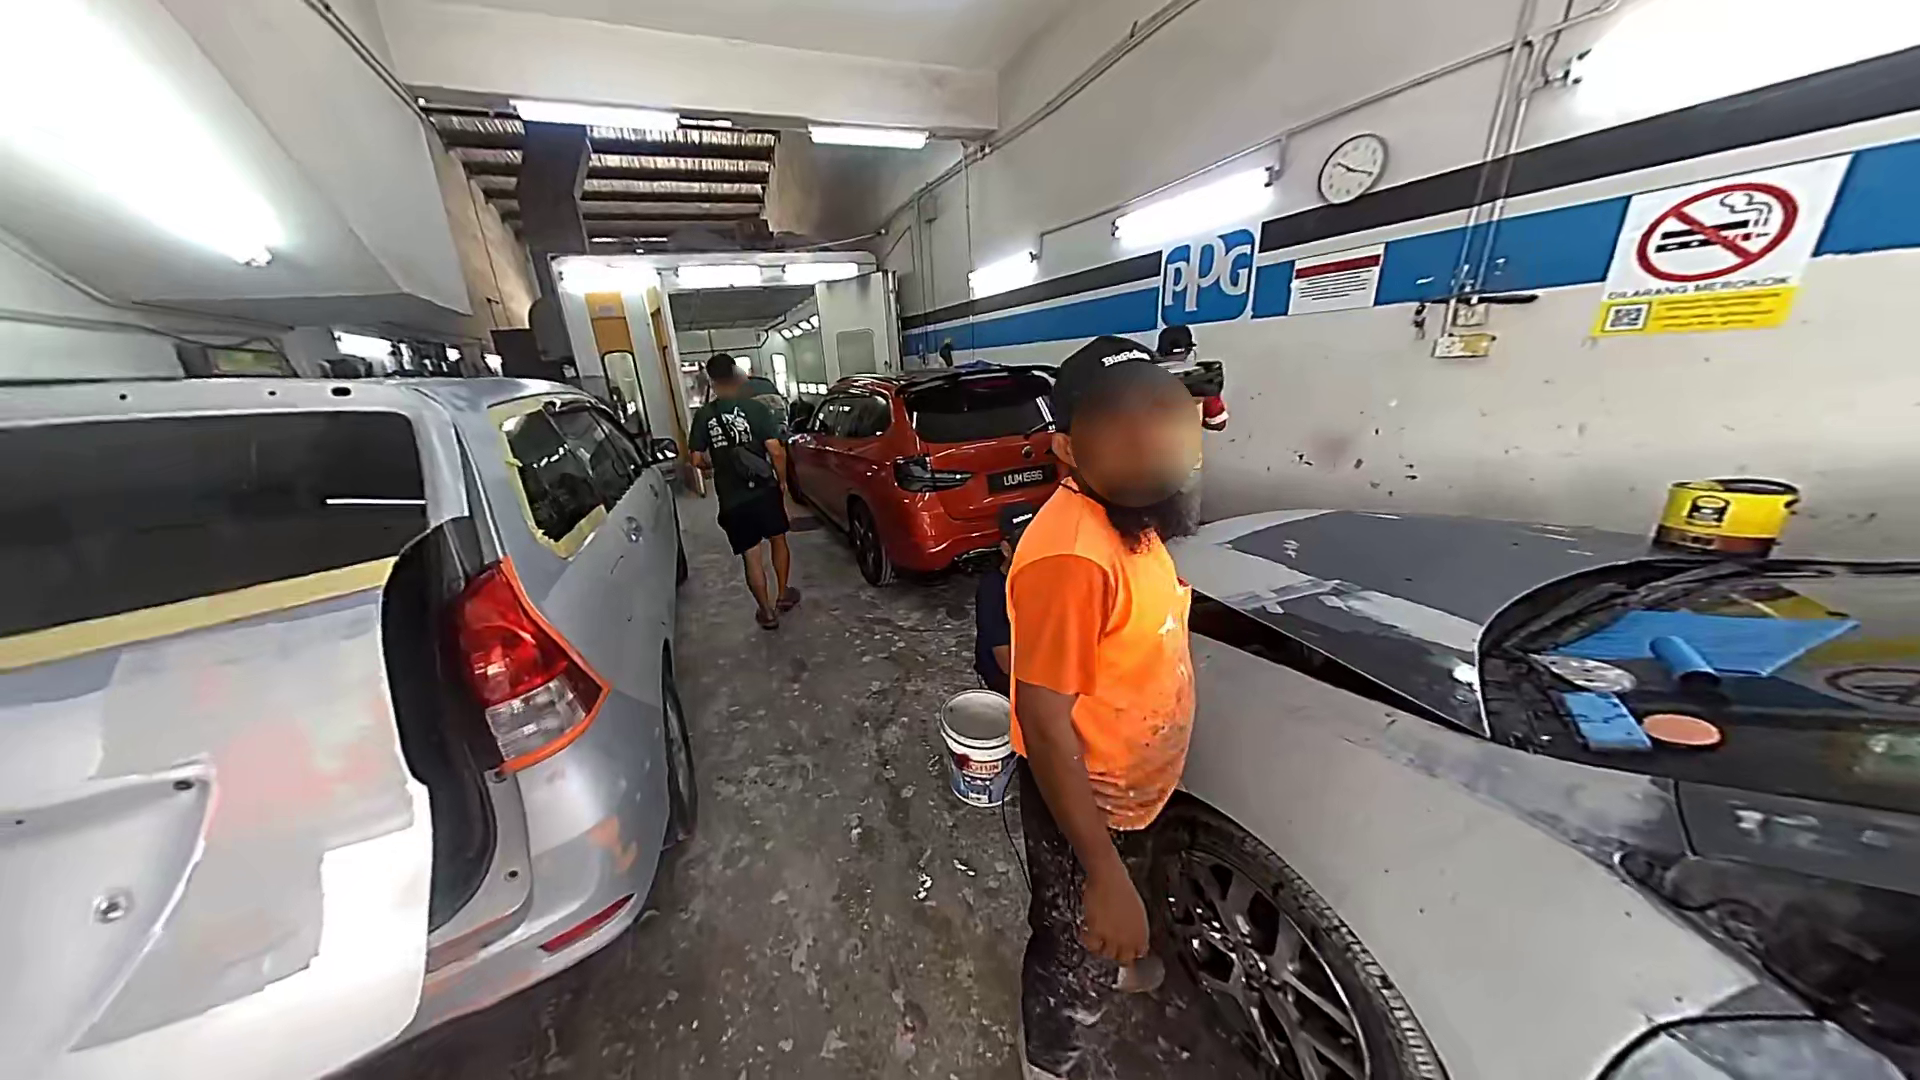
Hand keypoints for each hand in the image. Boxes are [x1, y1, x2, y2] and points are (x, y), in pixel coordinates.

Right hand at [1080, 865, 1149, 963]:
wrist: (1108, 877)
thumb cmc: (1121, 886)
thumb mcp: (1136, 909)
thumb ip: (1135, 928)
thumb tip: (1130, 935)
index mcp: (1141, 933)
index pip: (1139, 954)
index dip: (1130, 952)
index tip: (1124, 950)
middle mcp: (1129, 940)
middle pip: (1123, 959)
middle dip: (1115, 953)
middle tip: (1107, 944)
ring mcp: (1113, 938)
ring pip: (1106, 954)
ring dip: (1100, 946)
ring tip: (1095, 936)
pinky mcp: (1097, 933)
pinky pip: (1091, 945)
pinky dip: (1087, 940)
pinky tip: (1085, 931)